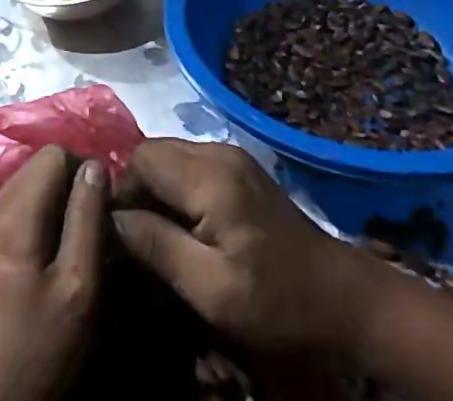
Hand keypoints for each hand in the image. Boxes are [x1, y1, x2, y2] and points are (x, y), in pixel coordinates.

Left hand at [0, 146, 107, 400]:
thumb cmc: (36, 348)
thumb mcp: (77, 286)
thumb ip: (88, 219)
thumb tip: (95, 166)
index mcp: (14, 211)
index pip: (56, 153)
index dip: (87, 170)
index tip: (106, 207)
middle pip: (42, 164)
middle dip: (74, 184)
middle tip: (97, 226)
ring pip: (32, 183)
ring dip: (61, 201)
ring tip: (81, 240)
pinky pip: (21, 205)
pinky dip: (45, 216)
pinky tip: (57, 253)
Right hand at [112, 140, 375, 356]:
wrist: (343, 297)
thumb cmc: (276, 301)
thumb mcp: (209, 288)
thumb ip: (156, 246)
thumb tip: (110, 218)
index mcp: (211, 178)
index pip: (141, 158)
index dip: (124, 191)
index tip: (124, 234)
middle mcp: (220, 152)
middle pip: (154, 150)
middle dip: (137, 187)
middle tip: (140, 236)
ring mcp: (234, 157)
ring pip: (172, 155)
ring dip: (157, 187)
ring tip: (161, 233)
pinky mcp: (242, 168)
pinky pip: (192, 163)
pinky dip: (178, 186)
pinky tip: (187, 224)